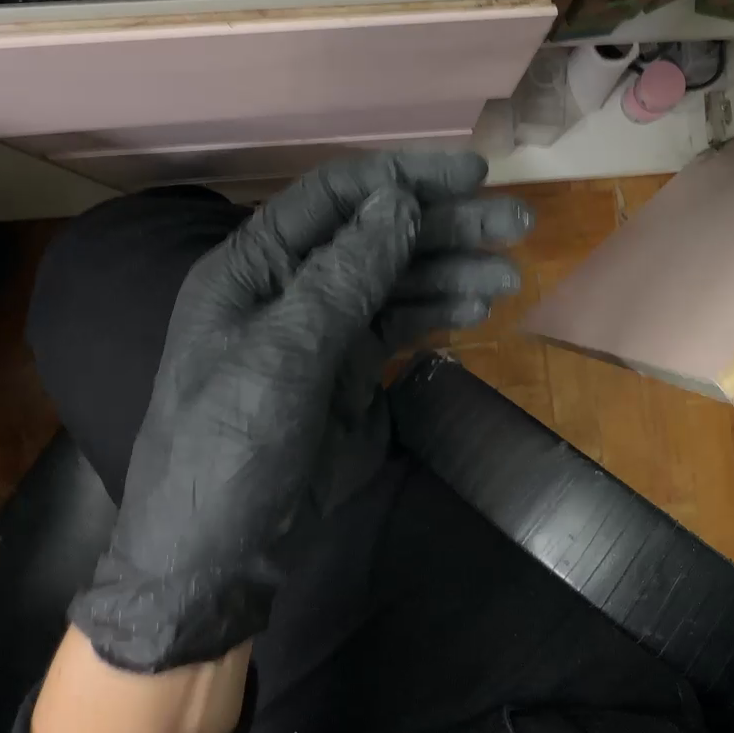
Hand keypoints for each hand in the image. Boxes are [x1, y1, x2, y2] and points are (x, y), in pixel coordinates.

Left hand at [69, 152, 520, 673]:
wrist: (216, 557)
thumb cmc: (229, 448)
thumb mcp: (283, 356)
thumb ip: (343, 277)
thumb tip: (398, 202)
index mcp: (255, 268)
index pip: (335, 197)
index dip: (403, 177)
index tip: (472, 175)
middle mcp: (293, 288)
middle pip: (378, 236)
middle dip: (446, 226)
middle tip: (517, 224)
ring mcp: (325, 331)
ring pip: (398, 281)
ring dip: (453, 270)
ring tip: (511, 274)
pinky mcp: (351, 372)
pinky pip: (402, 326)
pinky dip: (440, 312)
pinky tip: (479, 306)